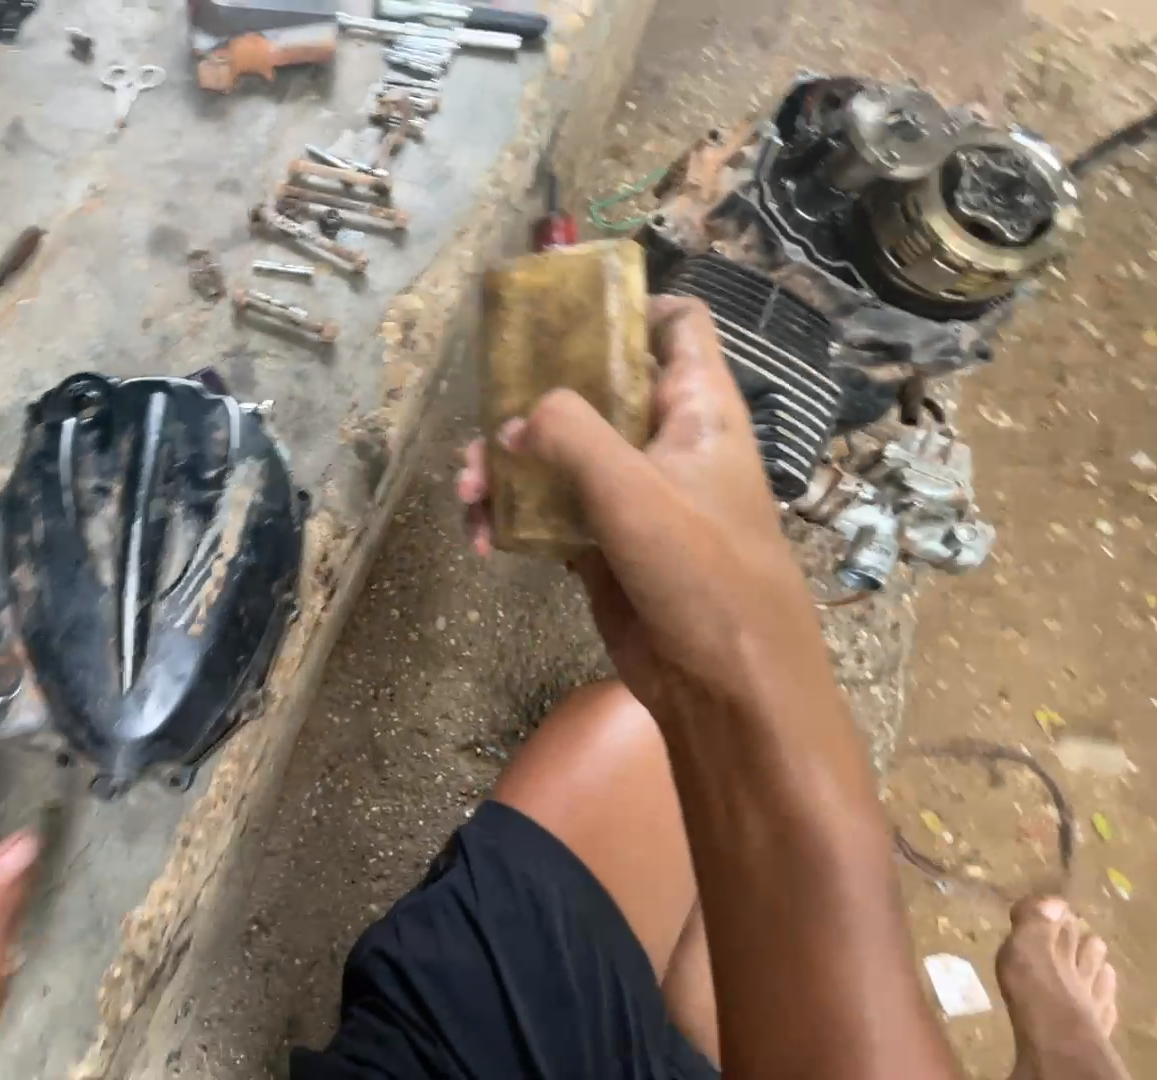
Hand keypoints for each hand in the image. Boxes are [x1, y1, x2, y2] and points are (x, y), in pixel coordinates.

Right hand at [457, 297, 832, 720]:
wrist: (719, 680)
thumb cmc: (702, 573)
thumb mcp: (635, 491)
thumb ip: (572, 435)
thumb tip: (515, 421)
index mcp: (694, 411)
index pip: (675, 327)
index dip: (626, 308)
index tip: (558, 319)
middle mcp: (658, 442)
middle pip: (586, 392)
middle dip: (525, 406)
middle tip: (484, 434)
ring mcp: (624, 492)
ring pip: (551, 454)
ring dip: (501, 469)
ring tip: (467, 495)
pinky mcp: (594, 538)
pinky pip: (539, 509)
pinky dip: (506, 518)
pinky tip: (481, 541)